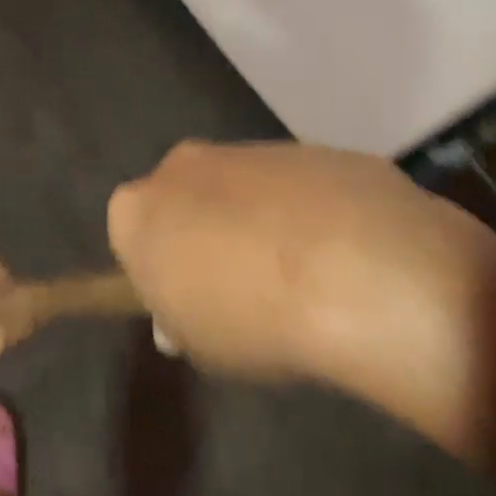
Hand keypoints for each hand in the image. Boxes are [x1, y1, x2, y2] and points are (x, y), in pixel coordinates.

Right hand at [107, 141, 495, 379]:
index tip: (190, 302)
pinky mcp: (320, 149)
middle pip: (186, 199)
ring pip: (247, 189)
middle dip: (206, 232)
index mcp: (138, 210)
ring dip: (263, 221)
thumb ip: (182, 322)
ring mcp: (256, 151)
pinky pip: (305, 188)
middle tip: (242, 288)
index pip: (133, 236)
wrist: (363, 277)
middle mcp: (186, 166)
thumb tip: (182, 317)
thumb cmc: (254, 321)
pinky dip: (315, 214)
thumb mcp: (200, 347)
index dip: (161, 270)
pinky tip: (346, 257)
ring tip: (306, 277)